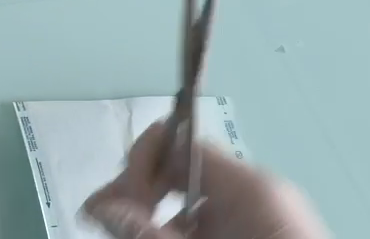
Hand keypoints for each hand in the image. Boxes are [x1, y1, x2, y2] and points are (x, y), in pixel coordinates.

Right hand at [82, 122, 329, 238]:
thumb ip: (147, 234)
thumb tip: (99, 207)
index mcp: (248, 186)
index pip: (172, 141)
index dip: (136, 167)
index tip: (117, 211)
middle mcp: (258, 193)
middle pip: (178, 174)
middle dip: (139, 202)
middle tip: (105, 229)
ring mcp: (269, 221)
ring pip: (193, 208)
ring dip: (159, 225)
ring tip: (130, 238)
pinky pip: (216, 228)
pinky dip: (186, 235)